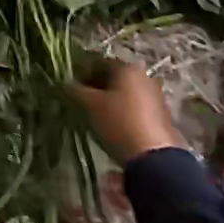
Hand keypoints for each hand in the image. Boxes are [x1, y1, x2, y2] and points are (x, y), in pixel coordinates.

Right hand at [69, 60, 184, 162]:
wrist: (155, 160)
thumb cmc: (119, 123)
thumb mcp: (89, 105)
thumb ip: (73, 90)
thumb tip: (62, 83)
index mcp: (127, 68)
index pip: (97, 62)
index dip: (80, 73)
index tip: (68, 87)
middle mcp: (144, 77)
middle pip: (112, 78)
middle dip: (94, 88)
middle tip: (78, 101)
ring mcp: (155, 98)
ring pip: (123, 94)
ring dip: (107, 102)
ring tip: (92, 117)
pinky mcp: (161, 118)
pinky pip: (134, 109)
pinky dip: (120, 114)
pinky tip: (111, 127)